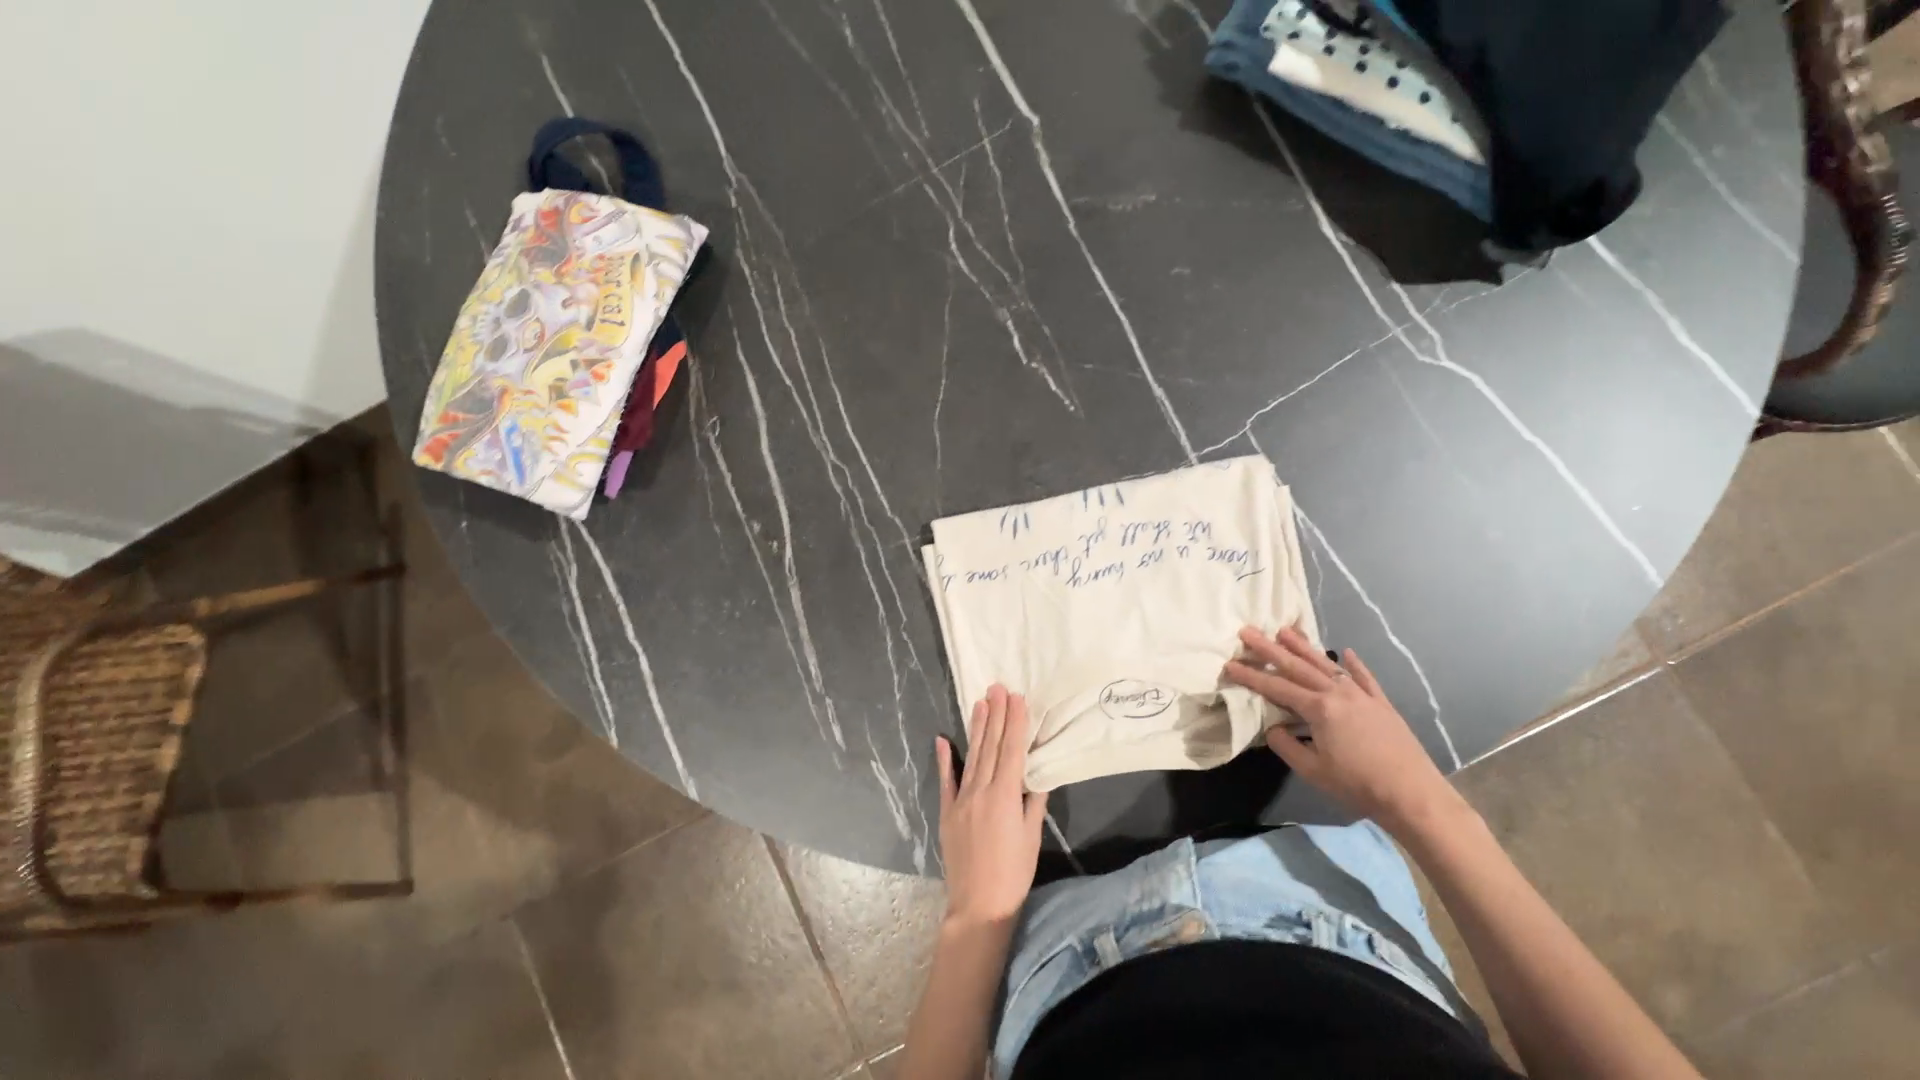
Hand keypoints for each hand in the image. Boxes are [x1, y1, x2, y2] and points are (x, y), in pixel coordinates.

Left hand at [935, 685, 1048, 927]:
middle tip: (996, 687)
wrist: (979, 906)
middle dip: (995, 715)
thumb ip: (1033, 801)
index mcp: (1004, 795)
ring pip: (971, 757)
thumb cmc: (1014, 873)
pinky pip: (946, 781)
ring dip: (977, 728)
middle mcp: (980, 791)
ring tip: (980, 702)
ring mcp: (960, 800)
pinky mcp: (947, 813)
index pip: (1012, 750)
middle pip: (990, 746)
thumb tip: (1038, 772)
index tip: (1016, 697)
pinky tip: (943, 739)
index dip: (1015, 722)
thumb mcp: (1031, 836)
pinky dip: (944, 759)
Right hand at [1223, 626, 1463, 833]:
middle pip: (1298, 667)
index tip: (1230, 663)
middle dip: (1271, 649)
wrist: (1412, 793)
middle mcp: (1338, 693)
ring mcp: (1362, 696)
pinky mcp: (1381, 704)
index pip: (1277, 688)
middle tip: (1249, 631)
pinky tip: (1347, 652)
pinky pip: (1365, 678)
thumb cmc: (1357, 785)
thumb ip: (1287, 746)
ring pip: (1328, 666)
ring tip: (1286, 631)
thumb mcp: (1313, 771)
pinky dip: (1354, 664)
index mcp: (1319, 709)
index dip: (1251, 676)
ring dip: (1305, 648)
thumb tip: (1273, 729)